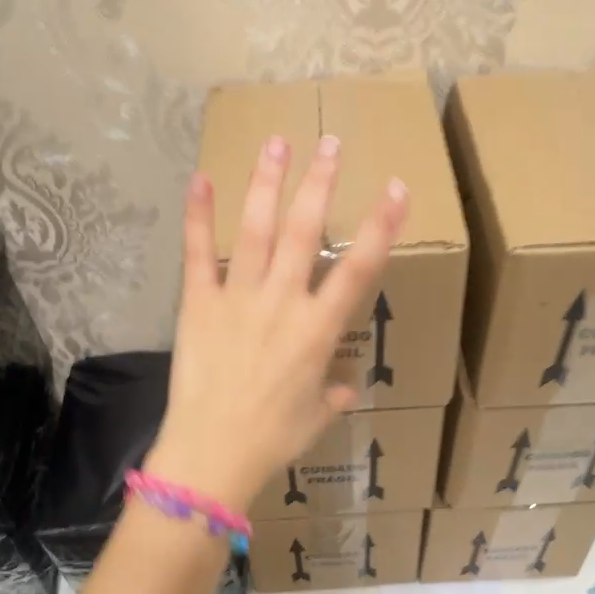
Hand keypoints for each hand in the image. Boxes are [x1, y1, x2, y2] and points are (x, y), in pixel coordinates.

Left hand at [145, 133, 408, 510]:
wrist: (214, 452)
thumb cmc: (273, 440)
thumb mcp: (314, 419)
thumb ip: (332, 396)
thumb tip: (345, 390)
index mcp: (318, 331)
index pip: (358, 269)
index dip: (381, 227)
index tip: (396, 189)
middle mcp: (282, 303)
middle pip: (304, 232)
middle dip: (320, 183)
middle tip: (329, 142)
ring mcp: (238, 298)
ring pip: (256, 229)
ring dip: (267, 182)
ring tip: (276, 142)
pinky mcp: (199, 305)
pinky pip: (197, 253)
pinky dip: (198, 215)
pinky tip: (201, 178)